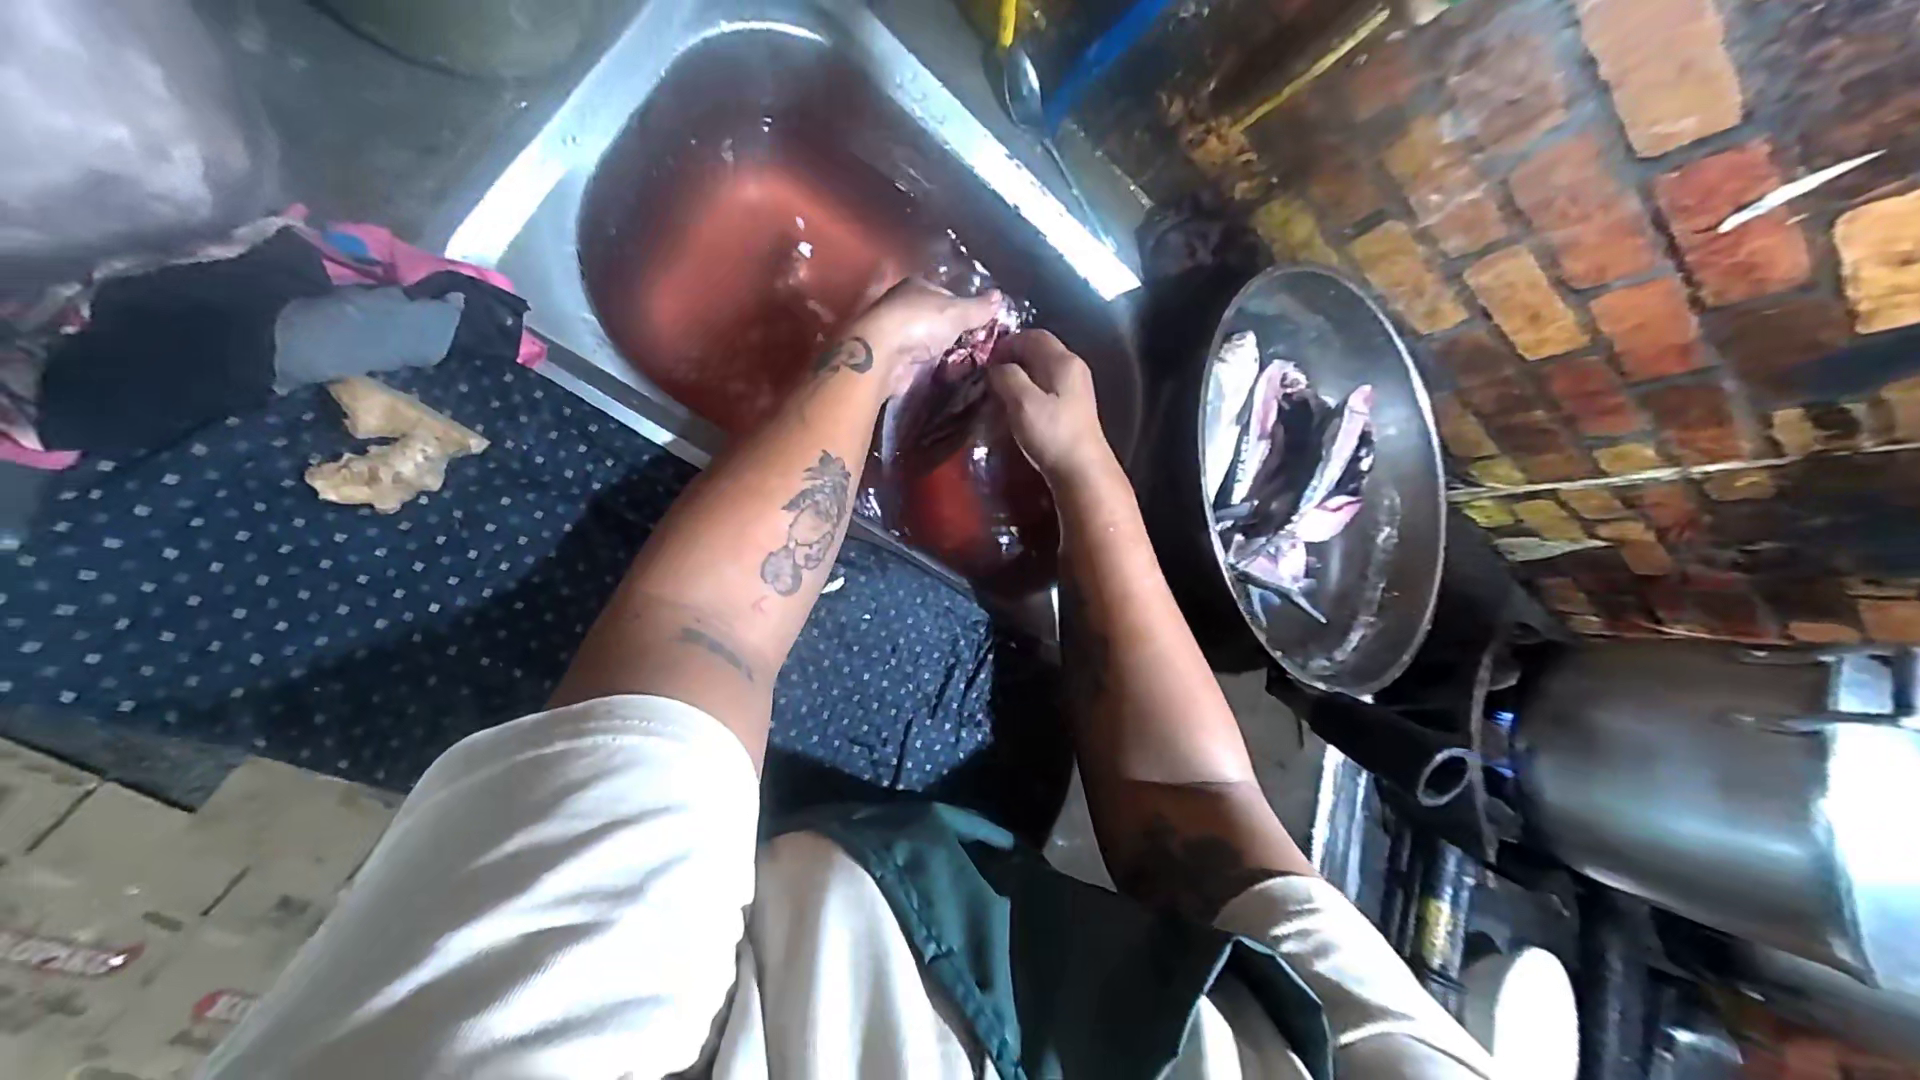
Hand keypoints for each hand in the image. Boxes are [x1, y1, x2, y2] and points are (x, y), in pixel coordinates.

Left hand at [835, 280, 1005, 396]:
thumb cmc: (919, 323)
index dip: (964, 305)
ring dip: (944, 351)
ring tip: (971, 362)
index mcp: (916, 285)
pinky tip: (950, 374)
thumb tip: (1000, 297)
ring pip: (928, 340)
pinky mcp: (894, 359)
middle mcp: (904, 306)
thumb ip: (979, 307)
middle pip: (936, 318)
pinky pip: (921, 361)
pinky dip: (933, 366)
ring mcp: (898, 334)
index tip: (981, 321)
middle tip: (981, 346)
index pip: (946, 292)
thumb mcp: (957, 312)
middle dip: (954, 330)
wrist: (883, 356)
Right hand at [988, 330, 1115, 486]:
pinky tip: (1016, 407)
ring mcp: (1075, 388)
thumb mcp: (1022, 402)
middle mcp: (1073, 368)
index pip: (1032, 335)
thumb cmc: (1051, 434)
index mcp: (1063, 360)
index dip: (1006, 343)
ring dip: (1018, 376)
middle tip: (988, 376)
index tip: (985, 360)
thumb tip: (995, 367)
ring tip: (998, 392)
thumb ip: (1006, 376)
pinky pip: (1046, 388)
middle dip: (1011, 359)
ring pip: (1041, 370)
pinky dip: (1028, 390)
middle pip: (1038, 351)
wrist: (1081, 470)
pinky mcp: (1073, 407)